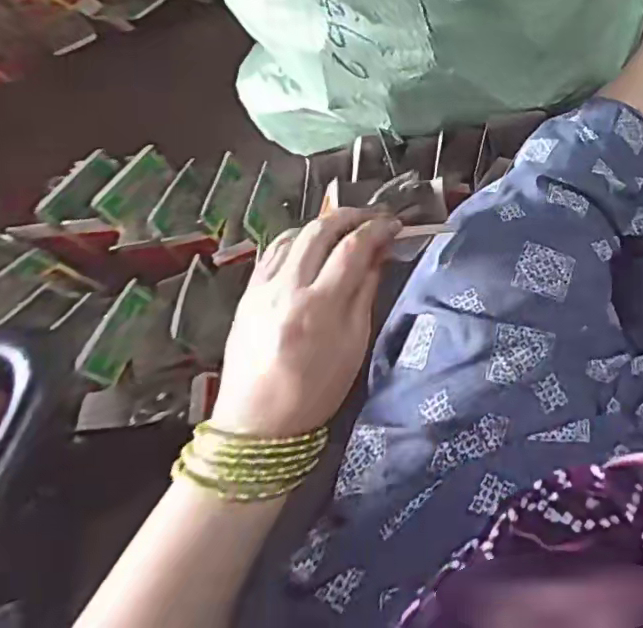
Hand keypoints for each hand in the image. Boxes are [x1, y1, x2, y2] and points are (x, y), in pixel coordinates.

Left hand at [210, 209, 399, 437]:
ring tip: (346, 228)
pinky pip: (274, 250)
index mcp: (318, 307)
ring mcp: (262, 288)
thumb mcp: (354, 343)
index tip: (395, 224)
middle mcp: (286, 289)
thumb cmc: (315, 390)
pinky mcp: (247, 293)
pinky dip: (298, 238)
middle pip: (321, 230)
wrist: (256, 425)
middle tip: (375, 218)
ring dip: (324, 224)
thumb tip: (379, 254)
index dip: (377, 229)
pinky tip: (312, 244)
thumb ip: (365, 291)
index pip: (352, 248)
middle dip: (352, 217)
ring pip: (294, 234)